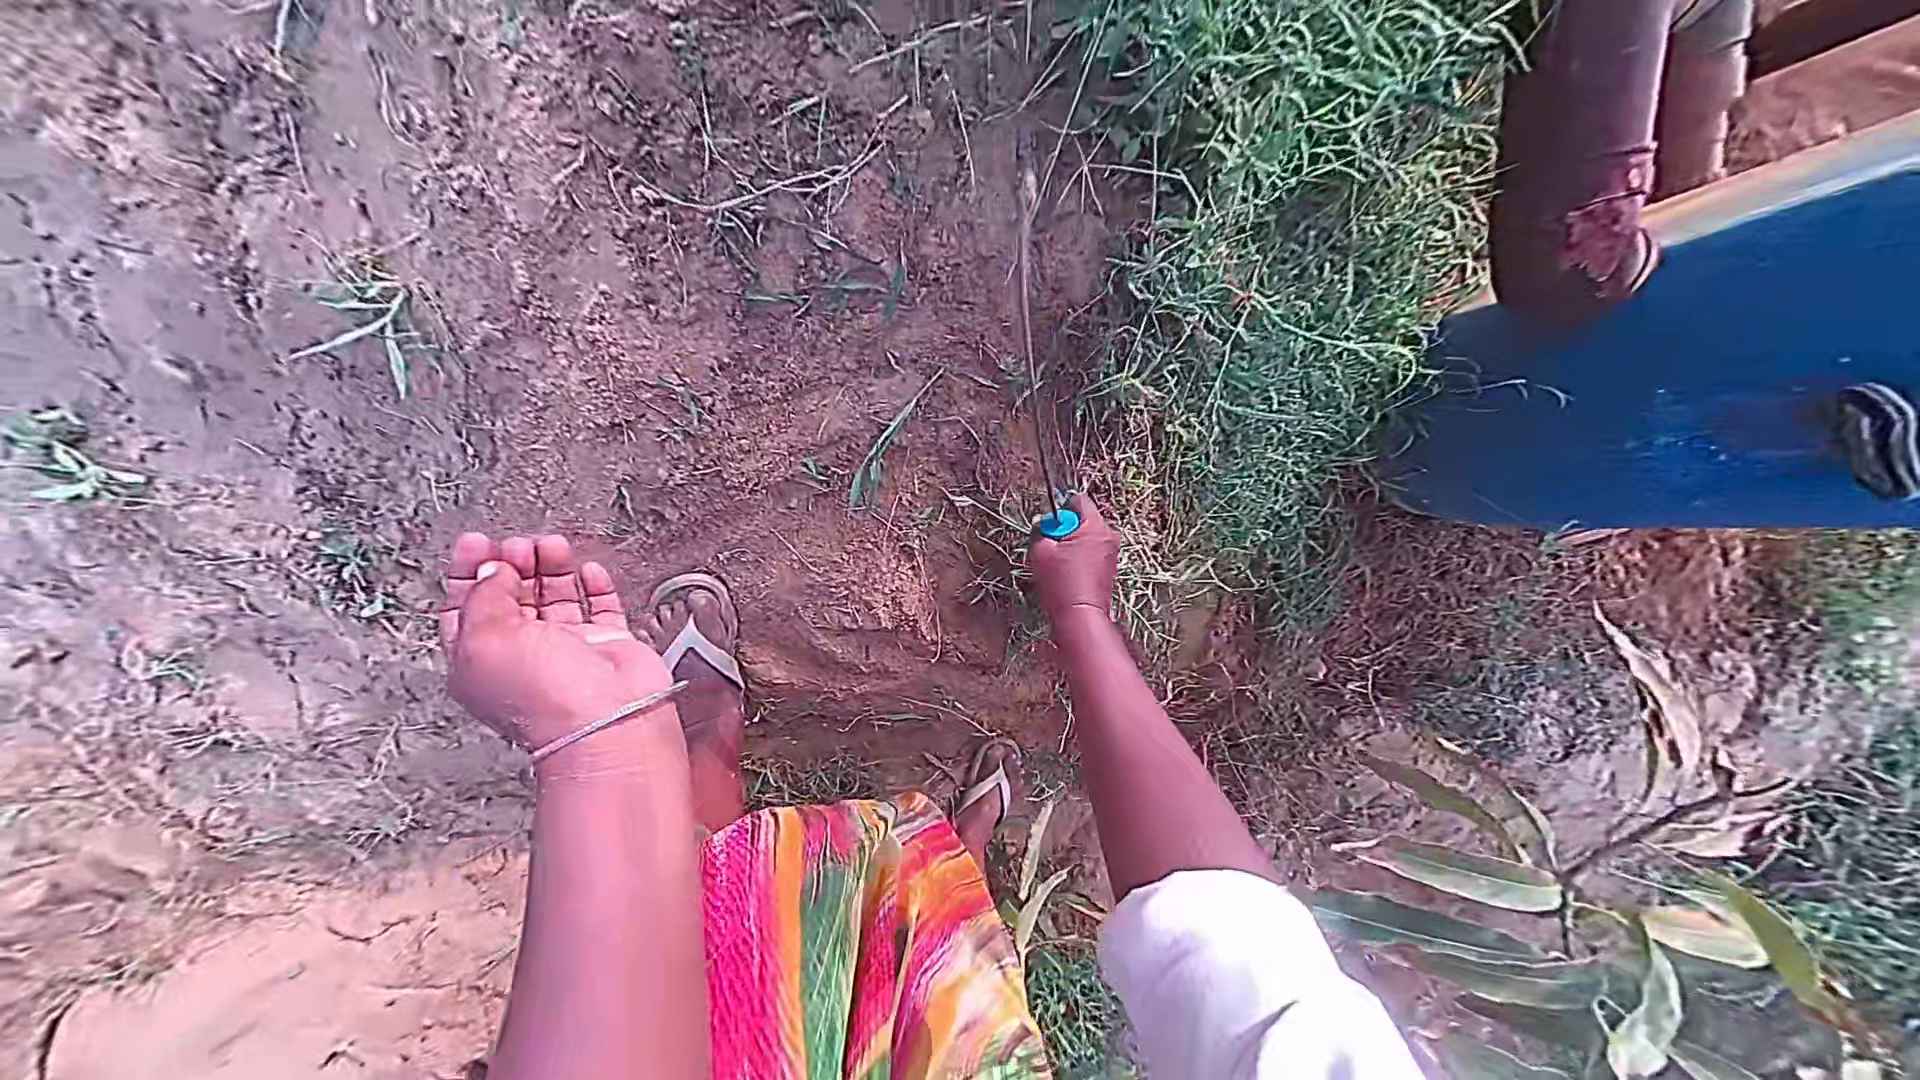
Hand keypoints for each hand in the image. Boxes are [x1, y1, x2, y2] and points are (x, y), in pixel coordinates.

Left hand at [441, 533, 675, 756]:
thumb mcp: (486, 639)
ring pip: (557, 597)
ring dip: (552, 568)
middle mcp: (525, 654)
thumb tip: (492, 571)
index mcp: (481, 659)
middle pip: (514, 597)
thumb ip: (485, 597)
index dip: (470, 571)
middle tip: (520, 543)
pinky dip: (595, 586)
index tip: (476, 543)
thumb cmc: (545, 696)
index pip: (468, 606)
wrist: (606, 715)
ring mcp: (568, 648)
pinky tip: (589, 571)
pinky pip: (601, 607)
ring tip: (552, 546)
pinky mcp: (607, 643)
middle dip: (514, 564)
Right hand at [1028, 492, 1119, 622]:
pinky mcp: (1108, 567)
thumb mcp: (1041, 551)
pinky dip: (1079, 557)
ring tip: (1059, 562)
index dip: (1059, 508)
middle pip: (1083, 519)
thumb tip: (1041, 523)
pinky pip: (1091, 552)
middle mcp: (1108, 536)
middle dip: (1065, 529)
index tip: (1049, 523)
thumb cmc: (1064, 584)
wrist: (1081, 615)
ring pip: (1086, 536)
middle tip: (1052, 546)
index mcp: (1094, 526)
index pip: (1078, 500)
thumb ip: (1040, 530)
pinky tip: (1068, 572)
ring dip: (1071, 544)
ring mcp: (1111, 552)